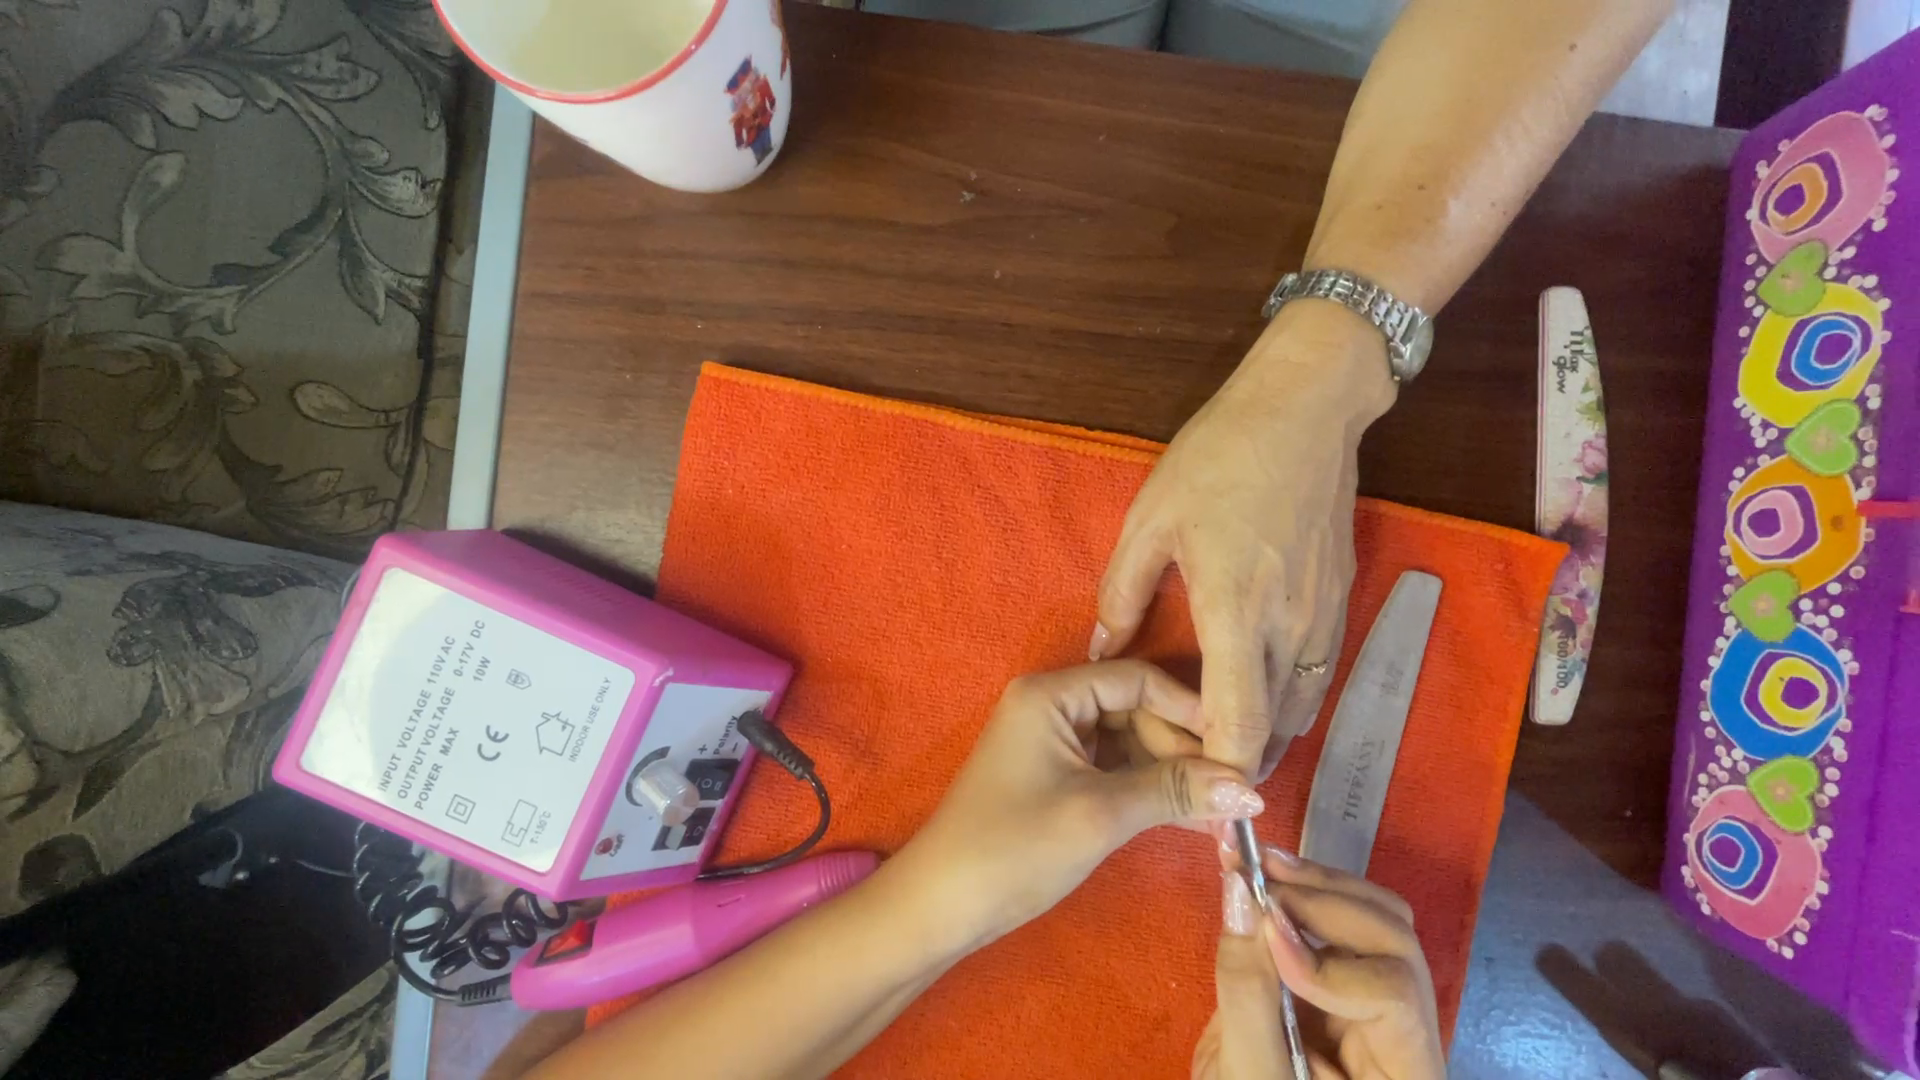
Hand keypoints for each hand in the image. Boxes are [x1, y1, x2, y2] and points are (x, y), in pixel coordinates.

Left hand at [889, 661, 1265, 951]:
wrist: (942, 904)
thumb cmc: (1015, 847)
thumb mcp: (1100, 814)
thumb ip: (1174, 790)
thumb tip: (1252, 786)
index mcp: (1050, 694)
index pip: (1137, 680)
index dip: (1191, 710)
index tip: (1242, 746)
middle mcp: (1051, 705)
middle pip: (1135, 709)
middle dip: (1184, 748)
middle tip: (1239, 789)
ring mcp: (1053, 741)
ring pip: (1129, 742)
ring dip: (1172, 772)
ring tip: (1225, 808)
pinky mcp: (1057, 775)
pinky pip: (1113, 768)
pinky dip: (1148, 788)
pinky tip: (1191, 815)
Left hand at [1092, 304, 1395, 777]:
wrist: (1305, 412)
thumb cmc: (1216, 461)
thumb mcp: (1149, 521)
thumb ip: (1123, 592)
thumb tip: (1101, 644)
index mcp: (1234, 610)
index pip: (1236, 721)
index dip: (1218, 770)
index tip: (1192, 796)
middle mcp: (1289, 628)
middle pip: (1274, 730)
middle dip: (1237, 764)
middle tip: (1195, 777)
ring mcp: (1326, 618)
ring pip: (1301, 709)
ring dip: (1266, 738)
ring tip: (1220, 751)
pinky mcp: (1343, 603)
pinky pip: (1317, 678)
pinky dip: (1289, 705)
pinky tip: (1257, 702)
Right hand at [1198, 845, 1444, 1079]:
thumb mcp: (1249, 1069)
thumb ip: (1248, 990)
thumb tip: (1239, 892)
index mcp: (1405, 1070)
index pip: (1395, 996)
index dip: (1328, 963)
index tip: (1266, 938)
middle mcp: (1406, 1026)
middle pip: (1392, 941)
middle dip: (1320, 900)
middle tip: (1255, 876)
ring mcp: (1374, 994)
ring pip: (1372, 917)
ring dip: (1310, 884)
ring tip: (1253, 865)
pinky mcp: (1338, 972)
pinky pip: (1334, 918)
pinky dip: (1296, 888)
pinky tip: (1255, 874)